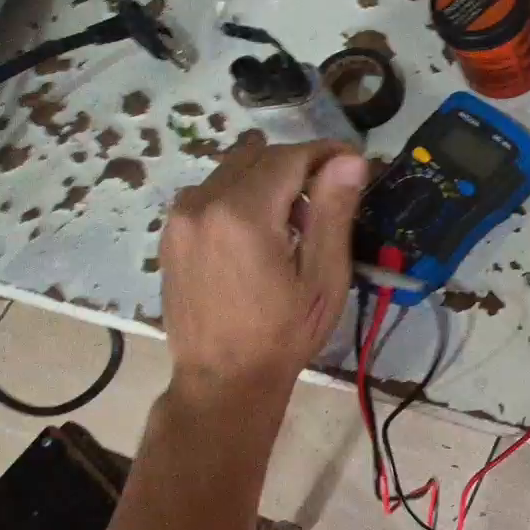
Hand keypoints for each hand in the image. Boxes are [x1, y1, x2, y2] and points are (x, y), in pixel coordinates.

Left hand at [159, 134, 367, 406]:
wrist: (224, 377)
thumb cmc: (286, 333)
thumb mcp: (323, 277)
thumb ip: (333, 213)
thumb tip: (350, 161)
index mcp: (244, 214)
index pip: (289, 157)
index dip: (326, 152)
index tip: (357, 161)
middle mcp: (203, 203)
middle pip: (257, 157)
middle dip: (300, 164)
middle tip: (335, 190)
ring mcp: (181, 217)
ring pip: (232, 172)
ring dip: (271, 179)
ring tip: (302, 217)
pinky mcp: (172, 233)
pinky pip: (212, 194)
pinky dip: (244, 196)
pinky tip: (266, 232)